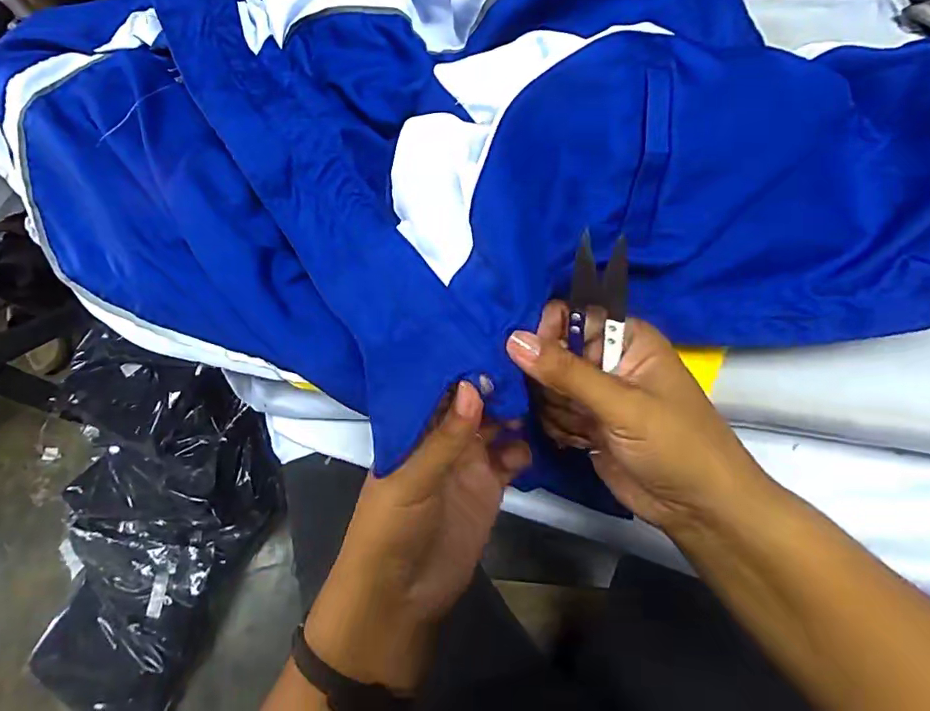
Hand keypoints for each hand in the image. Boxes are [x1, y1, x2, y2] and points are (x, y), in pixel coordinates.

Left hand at [303, 381, 530, 691]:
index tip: (489, 335)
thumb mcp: (412, 479)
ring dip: (512, 410)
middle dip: (493, 382)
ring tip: (539, 388)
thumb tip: (472, 386)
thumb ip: (444, 438)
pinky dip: (522, 446)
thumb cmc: (390, 527)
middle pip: (471, 402)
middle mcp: (440, 438)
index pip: (438, 388)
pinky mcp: (488, 488)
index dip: (460, 365)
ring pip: (494, 425)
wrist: (401, 594)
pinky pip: (510, 459)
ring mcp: (466, 462)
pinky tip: (536, 435)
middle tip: (526, 356)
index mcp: (412, 428)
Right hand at [505, 300, 776, 536]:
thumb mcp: (622, 405)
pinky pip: (549, 411)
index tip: (536, 359)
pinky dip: (558, 426)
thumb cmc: (677, 446)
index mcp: (626, 338)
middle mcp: (607, 358)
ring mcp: (595, 392)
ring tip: (585, 428)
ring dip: (555, 408)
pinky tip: (579, 442)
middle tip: (572, 404)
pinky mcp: (586, 421)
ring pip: (545, 383)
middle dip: (550, 380)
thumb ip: (565, 372)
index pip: (570, 315)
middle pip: (550, 350)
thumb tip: (512, 338)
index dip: (549, 333)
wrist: (702, 512)